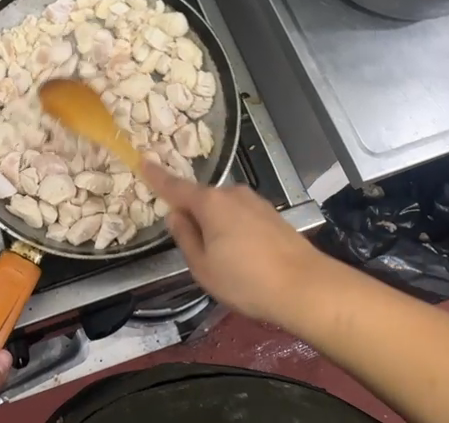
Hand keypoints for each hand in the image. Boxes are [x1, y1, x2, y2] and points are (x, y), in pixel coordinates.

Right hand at [141, 162, 327, 327]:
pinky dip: (237, 231)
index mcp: (209, 203)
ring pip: (224, 210)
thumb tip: (175, 216)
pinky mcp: (273, 215)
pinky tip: (247, 259)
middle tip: (198, 251)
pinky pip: (243, 217)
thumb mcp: (203, 268)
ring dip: (218, 226)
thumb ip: (185, 238)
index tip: (142, 160)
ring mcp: (255, 202)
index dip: (157, 176)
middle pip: (202, 200)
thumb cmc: (247, 280)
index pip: (175, 187)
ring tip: (227, 263)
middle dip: (195, 217)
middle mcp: (231, 193)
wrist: (306, 287)